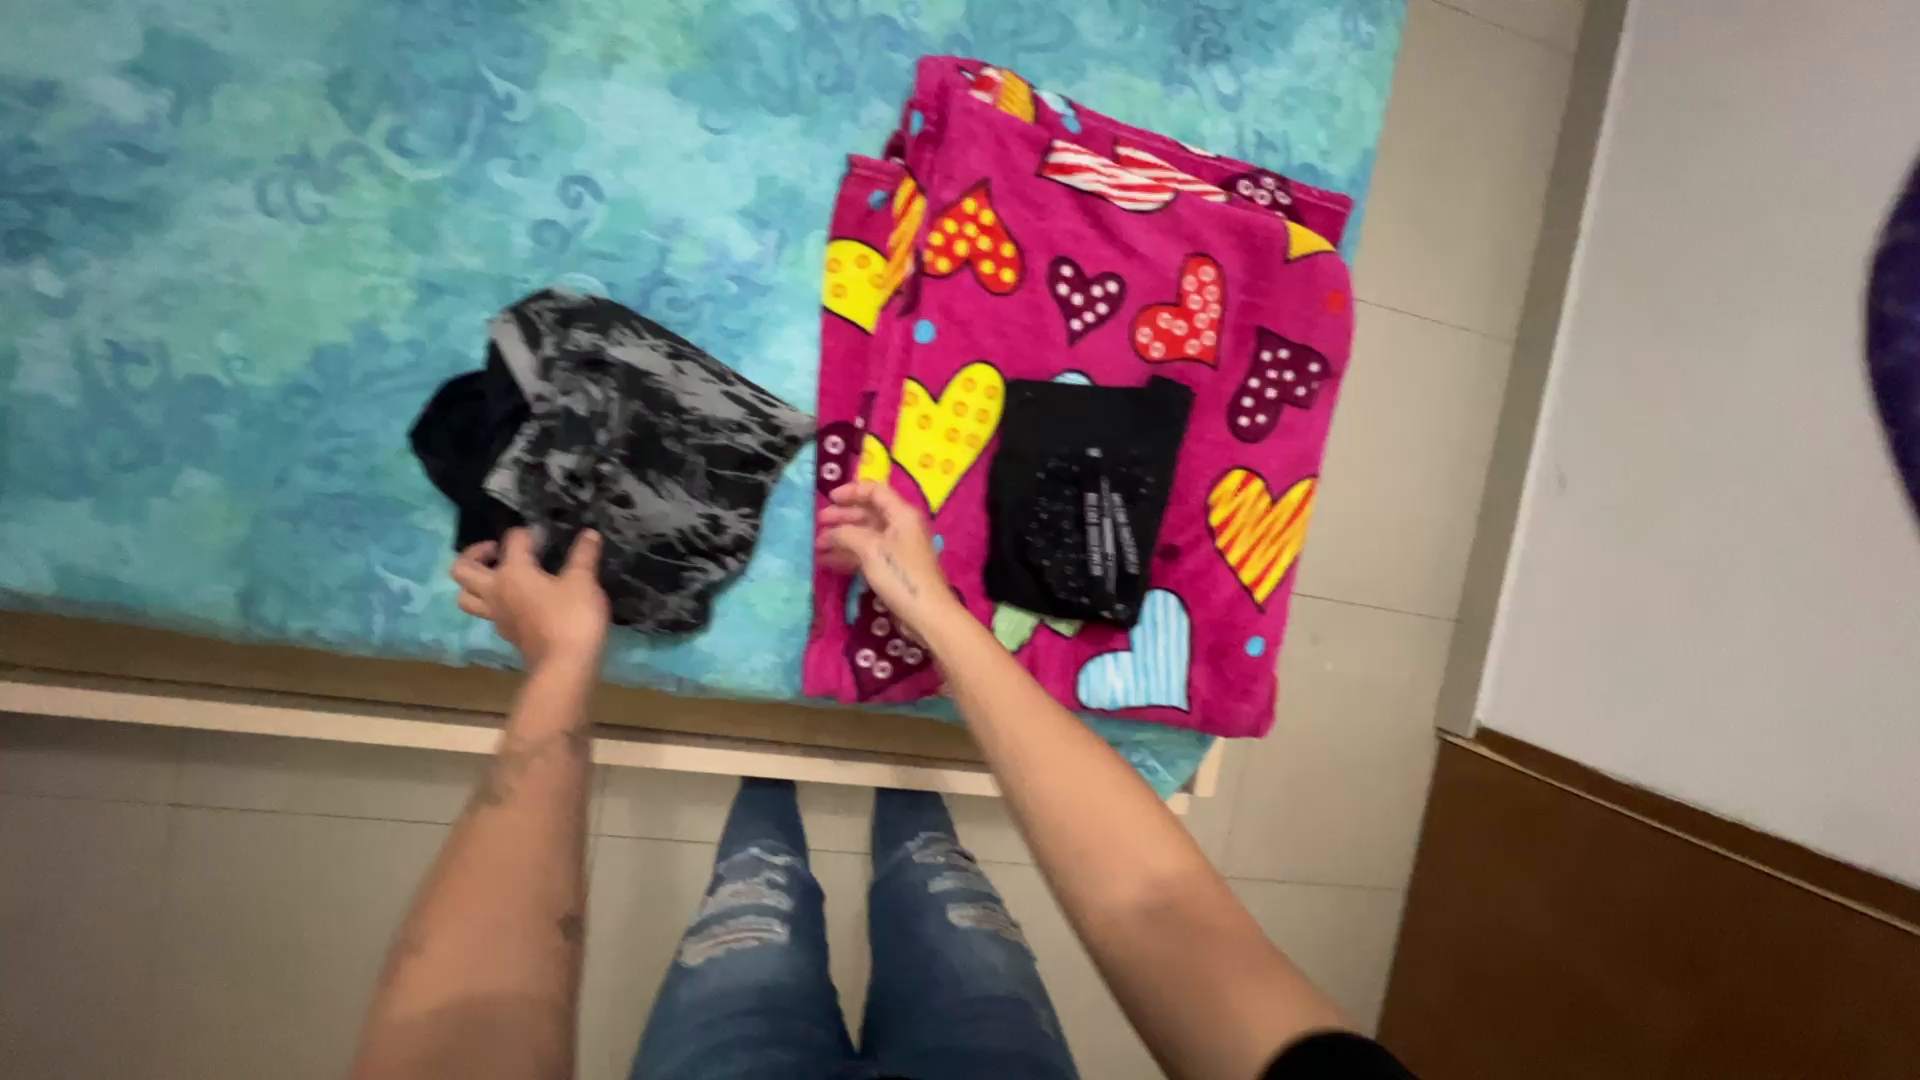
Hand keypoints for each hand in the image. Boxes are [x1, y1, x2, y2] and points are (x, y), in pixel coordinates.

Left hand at [451, 528, 609, 673]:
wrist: (565, 663)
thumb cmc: (572, 617)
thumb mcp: (583, 581)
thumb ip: (584, 555)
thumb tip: (589, 533)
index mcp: (512, 573)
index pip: (513, 542)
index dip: (530, 533)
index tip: (547, 533)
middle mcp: (495, 592)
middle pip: (463, 570)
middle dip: (475, 554)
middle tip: (497, 550)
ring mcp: (497, 616)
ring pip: (466, 596)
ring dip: (474, 583)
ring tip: (496, 576)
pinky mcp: (507, 633)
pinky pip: (488, 613)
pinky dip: (494, 602)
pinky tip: (517, 601)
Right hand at [816, 482, 962, 634]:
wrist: (926, 613)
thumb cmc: (900, 574)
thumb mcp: (871, 549)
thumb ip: (847, 534)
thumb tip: (829, 532)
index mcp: (902, 514)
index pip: (875, 491)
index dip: (851, 491)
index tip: (829, 499)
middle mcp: (900, 527)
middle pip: (868, 513)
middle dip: (841, 517)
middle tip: (817, 524)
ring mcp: (896, 548)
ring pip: (865, 535)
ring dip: (841, 538)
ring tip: (815, 546)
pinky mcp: (892, 568)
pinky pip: (866, 554)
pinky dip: (848, 556)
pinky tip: (826, 562)